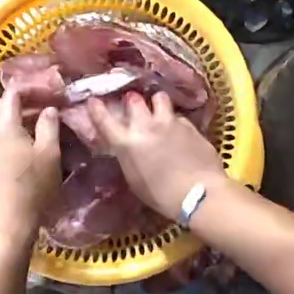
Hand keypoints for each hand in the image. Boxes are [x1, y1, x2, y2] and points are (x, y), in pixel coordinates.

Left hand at [0, 88, 60, 231]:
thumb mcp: (49, 153)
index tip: (52, 93)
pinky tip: (30, 142)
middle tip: (49, 106)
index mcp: (4, 125)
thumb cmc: (33, 186)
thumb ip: (49, 125)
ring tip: (43, 123)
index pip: (13, 94)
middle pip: (4, 106)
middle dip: (25, 102)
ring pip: (0, 122)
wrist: (10, 221)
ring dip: (20, 118)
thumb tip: (48, 109)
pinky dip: (14, 132)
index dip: (32, 89)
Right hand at [85, 92, 225, 217]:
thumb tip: (128, 148)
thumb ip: (128, 157)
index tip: (93, 100)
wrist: (199, 194)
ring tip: (158, 108)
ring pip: (159, 98)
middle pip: (133, 99)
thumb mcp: (134, 178)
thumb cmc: (161, 195)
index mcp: (126, 142)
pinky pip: (178, 116)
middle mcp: (145, 126)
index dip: (97, 108)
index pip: (104, 119)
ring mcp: (169, 123)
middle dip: (132, 100)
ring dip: (156, 102)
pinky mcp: (190, 126)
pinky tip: (179, 131)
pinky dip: (176, 121)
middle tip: (133, 104)